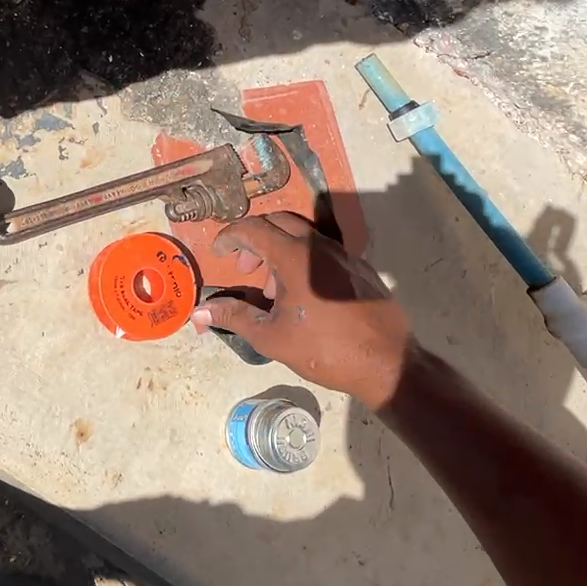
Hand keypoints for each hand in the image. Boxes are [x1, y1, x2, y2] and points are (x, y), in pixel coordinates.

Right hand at [191, 212, 414, 407]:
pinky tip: (303, 294)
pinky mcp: (360, 267)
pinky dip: (303, 259)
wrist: (386, 364)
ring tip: (273, 289)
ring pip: (302, 234)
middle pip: (278, 221)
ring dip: (279, 249)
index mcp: (294, 256)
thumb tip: (200, 312)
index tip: (218, 253)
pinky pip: (323, 250)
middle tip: (245, 268)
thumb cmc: (323, 350)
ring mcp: (344, 254)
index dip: (230, 237)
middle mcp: (319, 246)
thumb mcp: (270, 336)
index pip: (253, 229)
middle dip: (254, 239)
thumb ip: (234, 316)